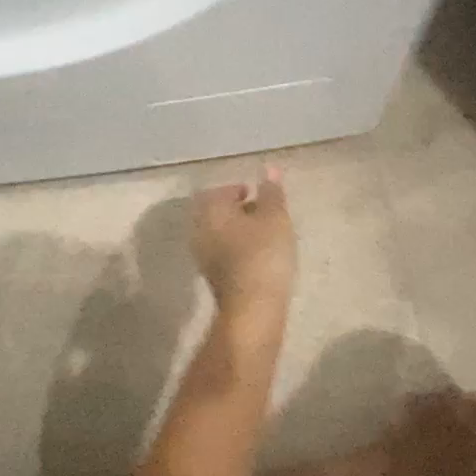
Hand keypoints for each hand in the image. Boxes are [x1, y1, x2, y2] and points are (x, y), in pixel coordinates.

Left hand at [191, 167, 295, 313]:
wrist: (252, 308)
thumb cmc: (263, 254)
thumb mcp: (275, 218)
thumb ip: (271, 193)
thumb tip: (268, 168)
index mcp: (210, 211)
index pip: (219, 191)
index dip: (237, 190)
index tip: (256, 194)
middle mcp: (200, 230)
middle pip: (216, 213)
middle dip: (237, 211)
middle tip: (262, 213)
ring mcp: (202, 256)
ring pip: (219, 234)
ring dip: (238, 231)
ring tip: (264, 234)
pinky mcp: (212, 277)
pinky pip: (222, 253)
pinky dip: (236, 249)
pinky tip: (257, 255)